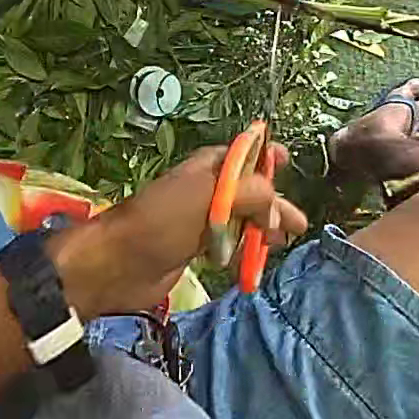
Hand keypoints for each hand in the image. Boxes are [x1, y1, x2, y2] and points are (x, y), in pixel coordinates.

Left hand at [50, 144, 308, 318]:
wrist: (121, 261)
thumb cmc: (164, 220)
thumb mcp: (210, 196)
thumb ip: (250, 194)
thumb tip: (275, 206)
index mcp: (209, 167)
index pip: (244, 153)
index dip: (266, 155)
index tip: (287, 160)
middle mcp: (209, 189)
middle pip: (251, 191)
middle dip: (273, 205)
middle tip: (298, 225)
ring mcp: (202, 219)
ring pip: (243, 220)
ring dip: (263, 231)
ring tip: (281, 244)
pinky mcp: (197, 247)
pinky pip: (230, 245)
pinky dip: (245, 252)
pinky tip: (255, 265)